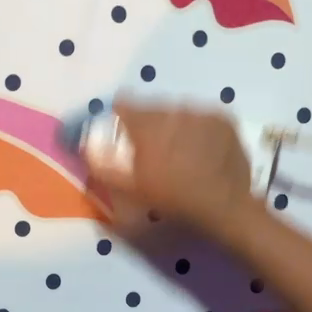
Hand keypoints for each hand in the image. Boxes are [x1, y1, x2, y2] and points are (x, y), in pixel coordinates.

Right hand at [87, 102, 260, 239]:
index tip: (120, 132)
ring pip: (178, 112)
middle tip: (153, 150)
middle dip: (149, 125)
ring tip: (179, 152)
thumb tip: (86, 144)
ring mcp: (202, 112)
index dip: (119, 117)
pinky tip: (200, 150)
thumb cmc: (175, 199)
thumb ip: (104, 163)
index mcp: (148, 123)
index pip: (123, 105)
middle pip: (152, 109)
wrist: (225, 206)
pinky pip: (202, 117)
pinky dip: (198, 129)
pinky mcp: (224, 119)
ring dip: (174, 126)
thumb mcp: (133, 186)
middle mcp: (174, 109)